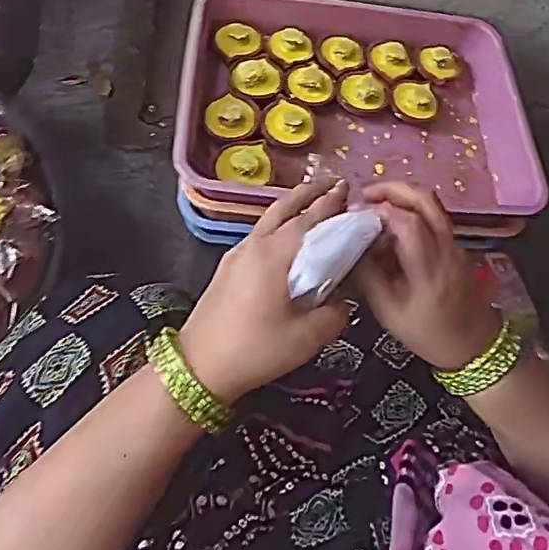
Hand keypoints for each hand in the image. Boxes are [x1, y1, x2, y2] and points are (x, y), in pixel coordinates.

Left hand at [176, 179, 351, 401]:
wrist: (200, 365)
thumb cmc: (254, 349)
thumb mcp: (306, 339)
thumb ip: (333, 315)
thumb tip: (341, 302)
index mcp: (273, 255)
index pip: (308, 220)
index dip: (330, 204)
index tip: (348, 190)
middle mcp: (254, 246)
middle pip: (283, 208)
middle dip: (309, 193)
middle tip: (333, 183)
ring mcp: (237, 255)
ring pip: (268, 219)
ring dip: (291, 205)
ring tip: (311, 199)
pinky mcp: (228, 268)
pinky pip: (259, 233)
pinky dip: (277, 223)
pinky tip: (286, 235)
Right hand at [353, 183, 501, 370]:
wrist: (474, 346)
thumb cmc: (427, 334)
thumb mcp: (388, 311)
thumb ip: (369, 274)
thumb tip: (351, 243)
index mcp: (429, 270)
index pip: (408, 223)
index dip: (381, 210)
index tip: (358, 212)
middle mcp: (447, 250)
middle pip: (426, 200)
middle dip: (394, 189)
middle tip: (366, 194)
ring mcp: (456, 245)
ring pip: (433, 205)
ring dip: (404, 196)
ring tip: (376, 204)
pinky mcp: (457, 246)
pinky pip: (435, 217)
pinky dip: (412, 211)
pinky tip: (393, 225)